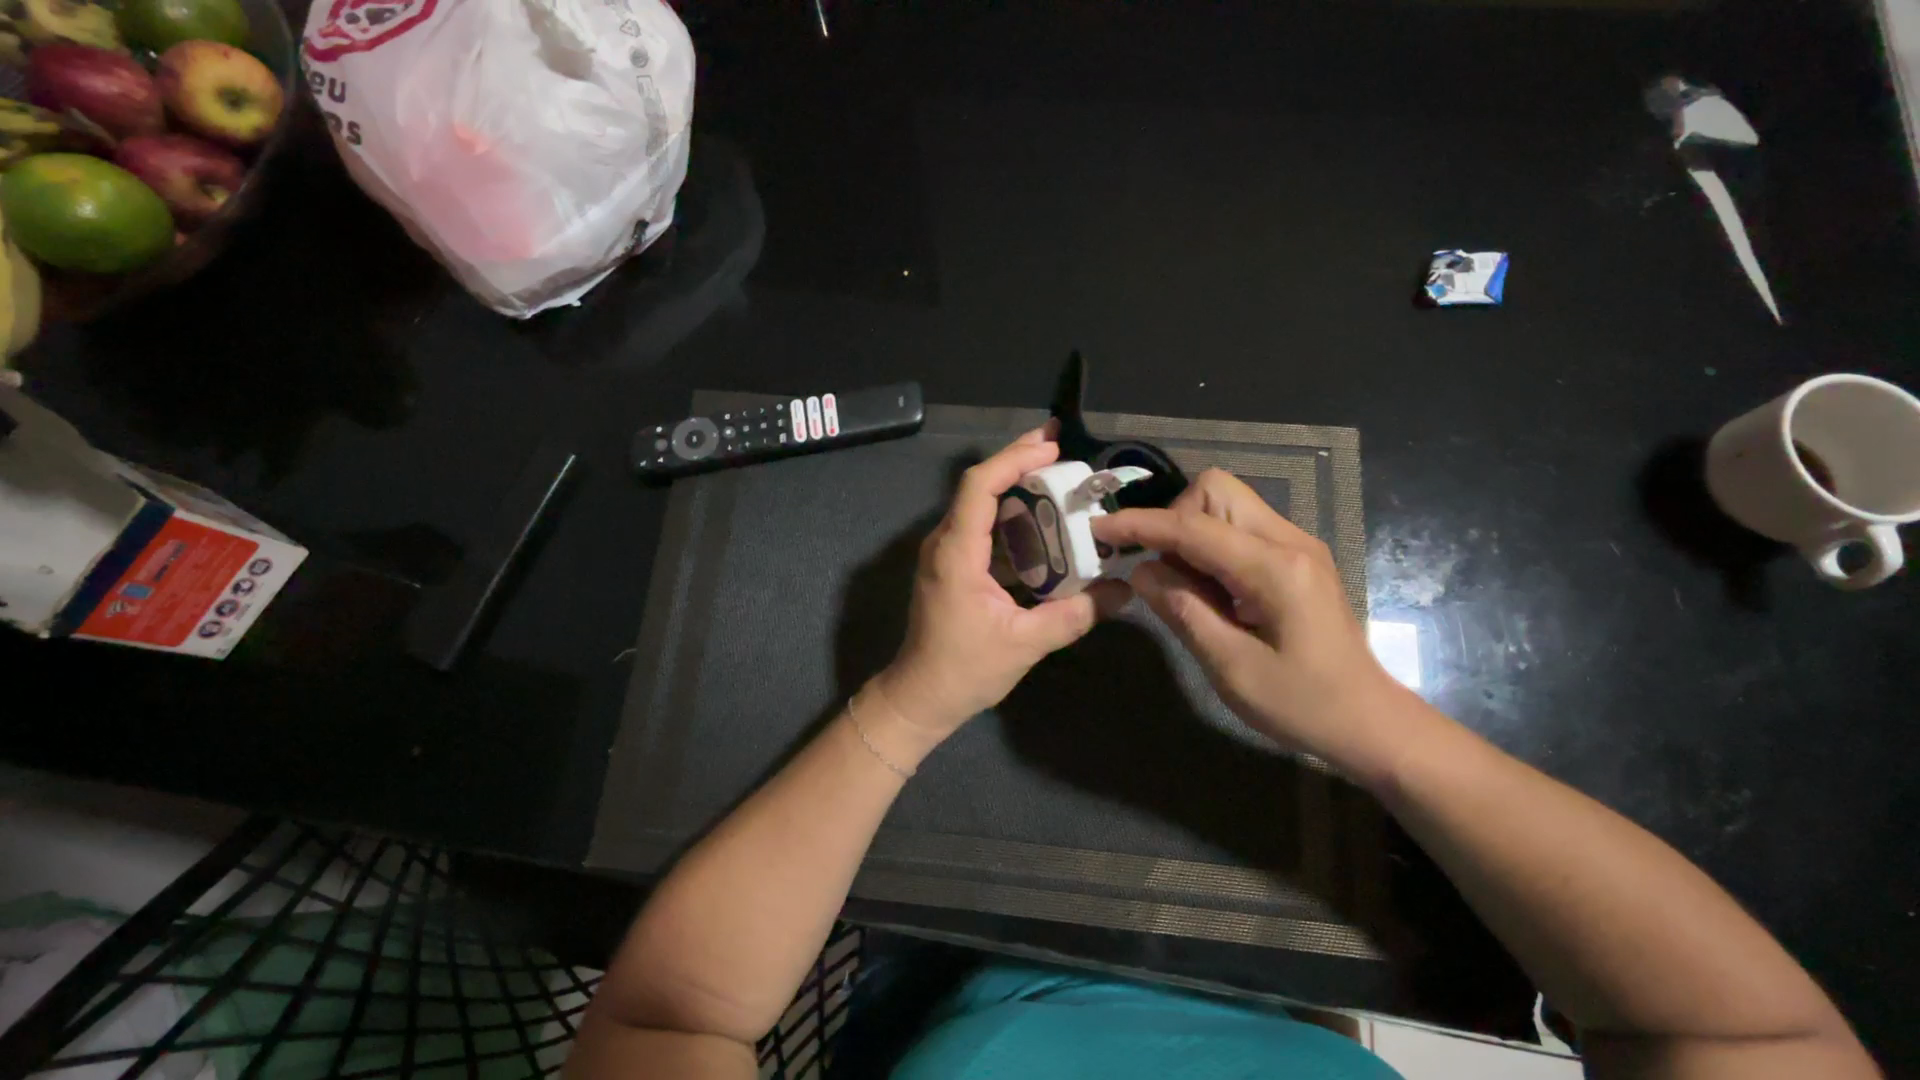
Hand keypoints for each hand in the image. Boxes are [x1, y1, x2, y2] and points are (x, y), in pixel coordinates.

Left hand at [874, 426, 1130, 740]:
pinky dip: (1011, 519)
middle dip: (1018, 463)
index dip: (1014, 459)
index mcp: (957, 552)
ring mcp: (946, 555)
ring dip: (1016, 490)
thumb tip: (1125, 592)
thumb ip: (1076, 614)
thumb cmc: (965, 669)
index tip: (1051, 447)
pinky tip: (1044, 526)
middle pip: (979, 487)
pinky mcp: (952, 568)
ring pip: (980, 506)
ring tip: (1059, 481)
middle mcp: (945, 543)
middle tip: (1061, 450)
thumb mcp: (1026, 643)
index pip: (979, 486)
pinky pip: (982, 529)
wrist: (921, 696)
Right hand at [1092, 469, 1415, 778]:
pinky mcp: (1296, 558)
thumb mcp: (1231, 667)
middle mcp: (1290, 541)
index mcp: (1275, 568)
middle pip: (1216, 491)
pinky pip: (1240, 529)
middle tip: (1163, 573)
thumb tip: (1141, 571)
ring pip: (1227, 505)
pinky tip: (1210, 592)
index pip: (1194, 527)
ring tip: (1186, 588)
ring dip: (1192, 533)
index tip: (1100, 528)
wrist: (1367, 720)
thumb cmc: (1302, 704)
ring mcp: (1297, 546)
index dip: (1141, 525)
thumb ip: (1183, 610)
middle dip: (1174, 520)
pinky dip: (1211, 546)